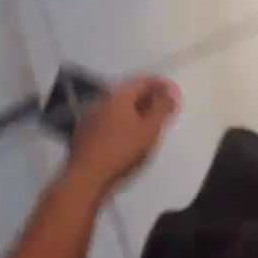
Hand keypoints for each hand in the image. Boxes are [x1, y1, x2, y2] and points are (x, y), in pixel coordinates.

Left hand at [64, 75, 180, 197]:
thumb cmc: (122, 150)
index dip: (161, 85)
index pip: (144, 81)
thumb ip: (161, 109)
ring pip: (118, 106)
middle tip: (162, 106)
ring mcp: (91, 115)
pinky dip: (122, 120)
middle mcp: (103, 99)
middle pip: (130, 92)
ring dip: (134, 110)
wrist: (85, 176)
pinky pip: (109, 118)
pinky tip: (128, 133)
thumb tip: (169, 95)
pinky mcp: (84, 131)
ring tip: (148, 121)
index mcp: (119, 94)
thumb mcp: (149, 129)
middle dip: (148, 97)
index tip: (173, 93)